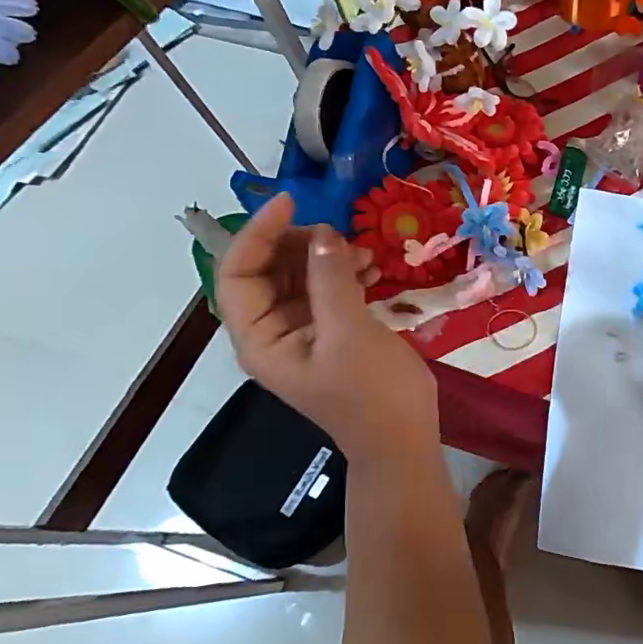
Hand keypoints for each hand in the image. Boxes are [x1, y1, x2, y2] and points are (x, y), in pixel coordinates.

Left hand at [215, 193, 439, 463]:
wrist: (404, 439)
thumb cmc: (374, 395)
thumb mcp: (351, 334)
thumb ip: (331, 280)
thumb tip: (323, 233)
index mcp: (260, 339)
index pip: (238, 273)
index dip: (256, 234)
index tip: (293, 203)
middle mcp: (272, 332)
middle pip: (267, 270)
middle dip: (300, 245)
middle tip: (338, 235)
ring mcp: (303, 331)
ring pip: (299, 276)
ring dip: (326, 257)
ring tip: (364, 255)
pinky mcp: (331, 332)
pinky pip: (327, 289)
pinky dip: (345, 273)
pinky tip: (372, 269)